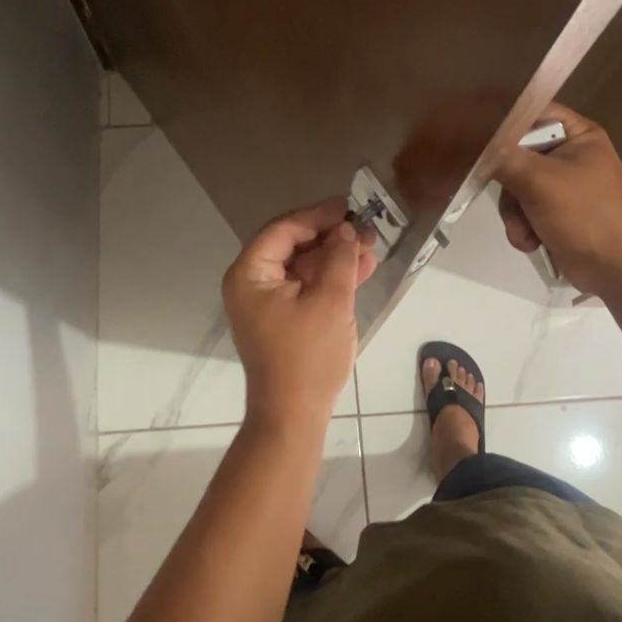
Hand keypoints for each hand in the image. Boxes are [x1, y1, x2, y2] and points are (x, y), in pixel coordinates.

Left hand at [221, 197, 379, 431]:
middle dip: (331, 235)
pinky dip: (330, 278)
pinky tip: (362, 268)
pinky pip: (305, 286)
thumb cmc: (308, 356)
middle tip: (366, 228)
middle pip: (292, 244)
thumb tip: (347, 230)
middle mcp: (251, 283)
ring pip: (302, 265)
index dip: (319, 214)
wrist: (294, 414)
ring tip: (372, 246)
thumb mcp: (330, 301)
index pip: (284, 229)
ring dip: (335, 255)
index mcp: (249, 273)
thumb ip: (340, 258)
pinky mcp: (281, 318)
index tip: (351, 207)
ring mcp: (265, 301)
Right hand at [490, 102, 621, 293]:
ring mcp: (562, 186)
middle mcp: (569, 155)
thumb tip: (475, 144)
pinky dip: (524, 229)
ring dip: (515, 215)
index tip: (478, 139)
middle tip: (514, 201)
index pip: (531, 113)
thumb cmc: (588, 214)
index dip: (504, 124)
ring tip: (527, 233)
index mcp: (577, 135)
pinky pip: (523, 213)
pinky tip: (533, 242)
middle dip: (510, 187)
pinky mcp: (555, 214)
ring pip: (516, 189)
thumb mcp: (541, 181)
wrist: (620, 269)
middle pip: (517, 156)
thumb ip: (505, 159)